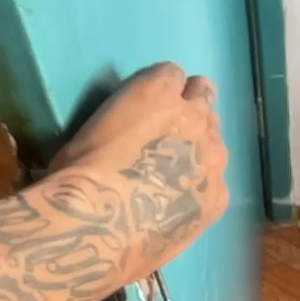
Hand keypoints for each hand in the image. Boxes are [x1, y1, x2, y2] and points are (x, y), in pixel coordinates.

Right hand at [52, 63, 229, 270]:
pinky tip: (179, 205)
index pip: (172, 73)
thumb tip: (126, 136)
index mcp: (158, 91)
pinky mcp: (219, 197)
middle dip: (190, 110)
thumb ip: (123, 122)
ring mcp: (213, 158)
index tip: (152, 106)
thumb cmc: (80, 174)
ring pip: (215, 141)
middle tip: (169, 135)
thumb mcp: (93, 130)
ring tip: (175, 175)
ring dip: (199, 149)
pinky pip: (216, 183)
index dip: (162, 90)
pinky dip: (201, 187)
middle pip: (205, 98)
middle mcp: (195, 116)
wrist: (102, 227)